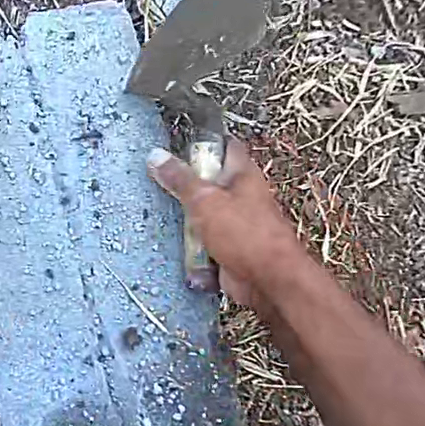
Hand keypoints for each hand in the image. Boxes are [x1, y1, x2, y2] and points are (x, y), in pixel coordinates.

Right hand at [146, 139, 306, 306]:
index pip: (226, 147)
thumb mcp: (205, 200)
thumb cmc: (246, 234)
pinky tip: (188, 253)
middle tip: (167, 192)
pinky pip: (204, 246)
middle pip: (208, 186)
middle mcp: (242, 198)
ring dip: (189, 227)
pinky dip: (195, 253)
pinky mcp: (229, 251)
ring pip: (203, 218)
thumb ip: (180, 179)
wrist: (267, 281)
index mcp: (243, 176)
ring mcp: (236, 226)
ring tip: (176, 228)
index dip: (205, 144)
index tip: (178, 149)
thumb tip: (157, 156)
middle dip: (186, 192)